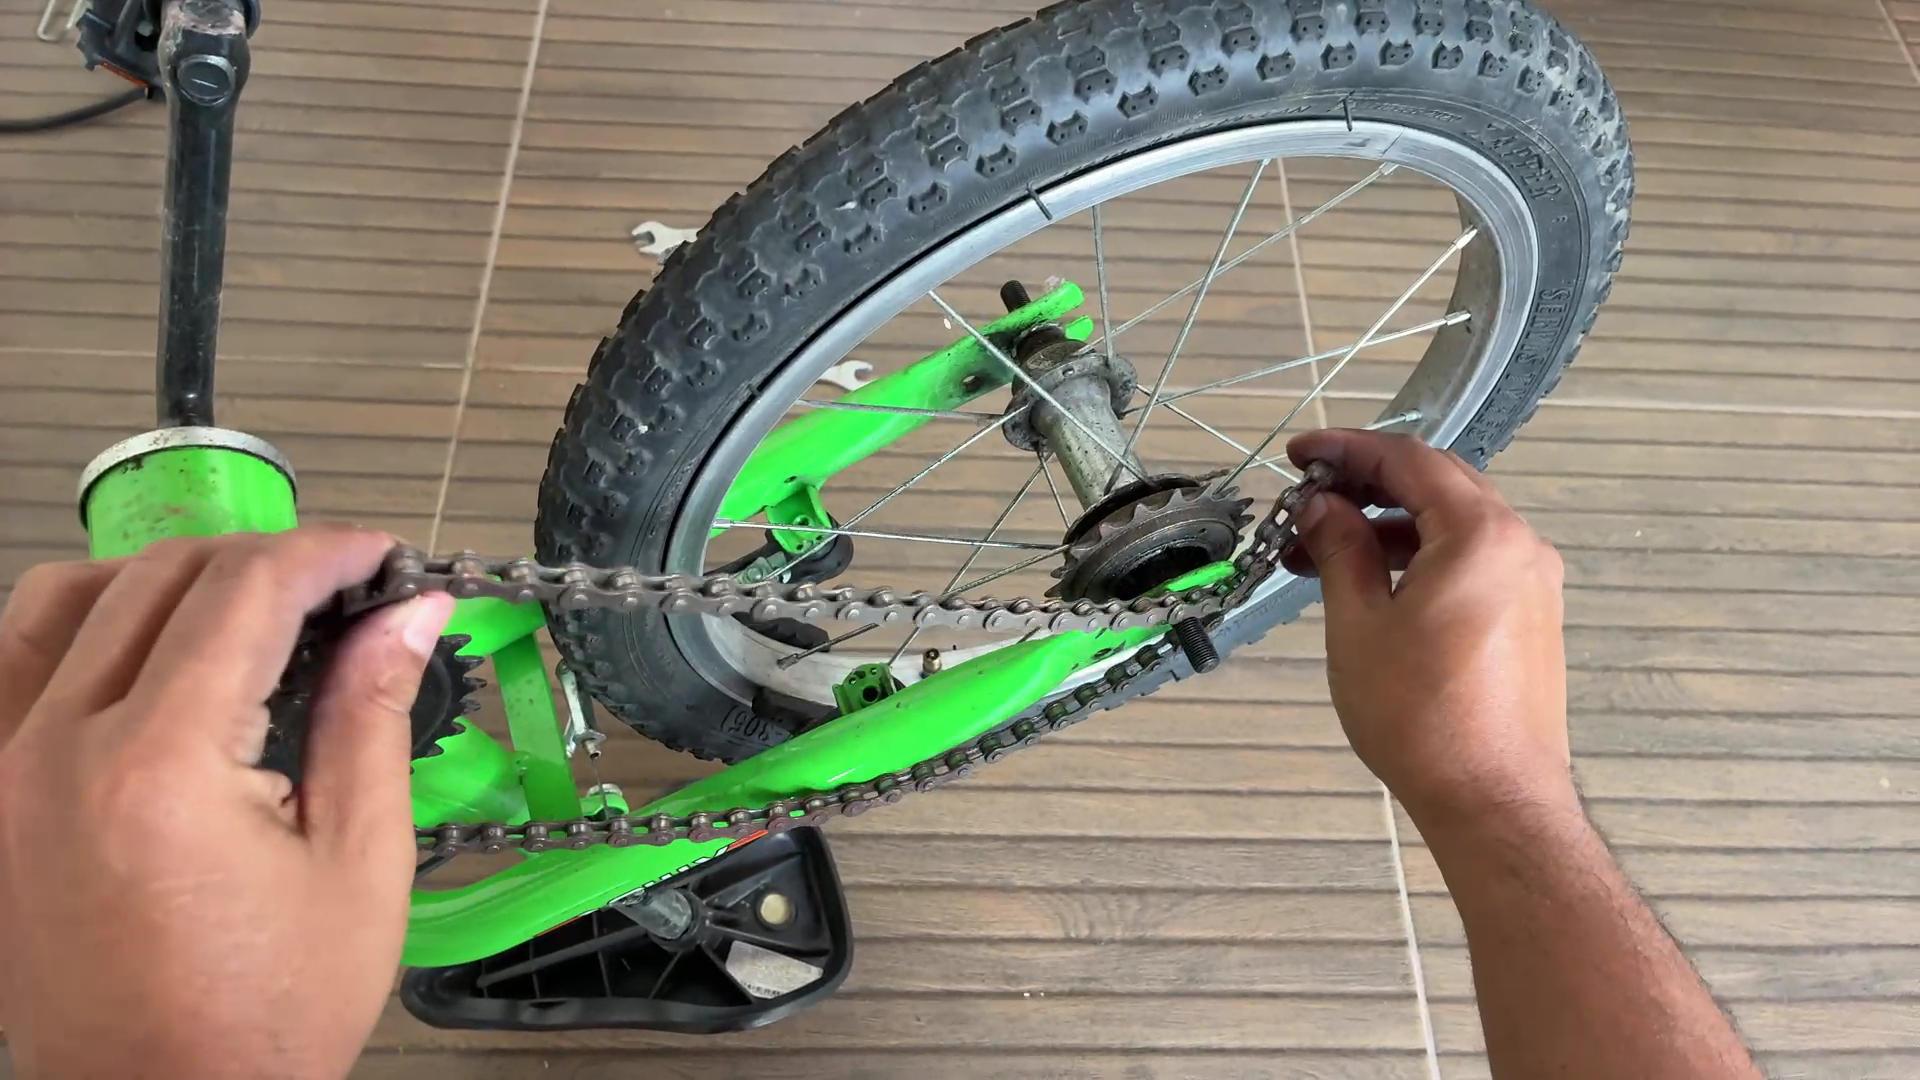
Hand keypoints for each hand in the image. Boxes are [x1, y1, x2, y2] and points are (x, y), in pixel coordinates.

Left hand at [0, 527, 452, 1079]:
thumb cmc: (285, 990)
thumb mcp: (363, 848)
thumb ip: (372, 710)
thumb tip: (413, 612)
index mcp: (159, 768)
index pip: (244, 597)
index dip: (330, 554)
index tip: (393, 556)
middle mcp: (47, 753)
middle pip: (161, 580)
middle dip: (275, 555)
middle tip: (357, 581)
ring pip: (67, 597)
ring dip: (183, 572)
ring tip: (270, 597)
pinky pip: (12, 656)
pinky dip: (96, 613)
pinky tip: (167, 638)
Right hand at [1282, 430, 1574, 828]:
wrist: (1492, 799)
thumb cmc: (1415, 710)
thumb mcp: (1358, 622)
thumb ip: (1340, 548)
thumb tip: (1320, 505)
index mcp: (1479, 535)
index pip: (1408, 461)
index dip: (1346, 449)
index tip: (1296, 454)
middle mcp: (1518, 543)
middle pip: (1434, 482)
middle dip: (1363, 481)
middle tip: (1304, 497)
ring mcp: (1530, 578)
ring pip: (1448, 520)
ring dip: (1382, 520)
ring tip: (1318, 545)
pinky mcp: (1525, 611)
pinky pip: (1464, 555)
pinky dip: (1410, 551)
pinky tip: (1363, 576)